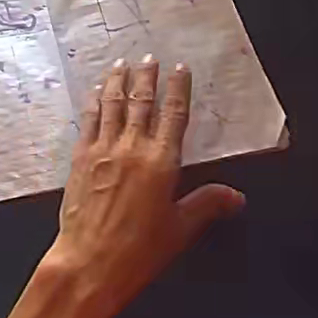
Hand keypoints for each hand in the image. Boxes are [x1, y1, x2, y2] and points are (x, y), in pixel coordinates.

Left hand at [38, 58, 245, 317]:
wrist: (90, 260)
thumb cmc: (140, 250)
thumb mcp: (180, 229)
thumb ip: (207, 205)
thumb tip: (236, 196)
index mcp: (162, 162)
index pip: (174, 115)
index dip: (178, 89)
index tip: (179, 69)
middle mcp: (132, 147)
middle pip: (141, 102)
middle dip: (146, 77)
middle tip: (149, 57)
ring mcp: (103, 149)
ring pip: (112, 105)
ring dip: (117, 82)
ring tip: (121, 64)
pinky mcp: (81, 156)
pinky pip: (89, 120)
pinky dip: (93, 103)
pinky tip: (94, 92)